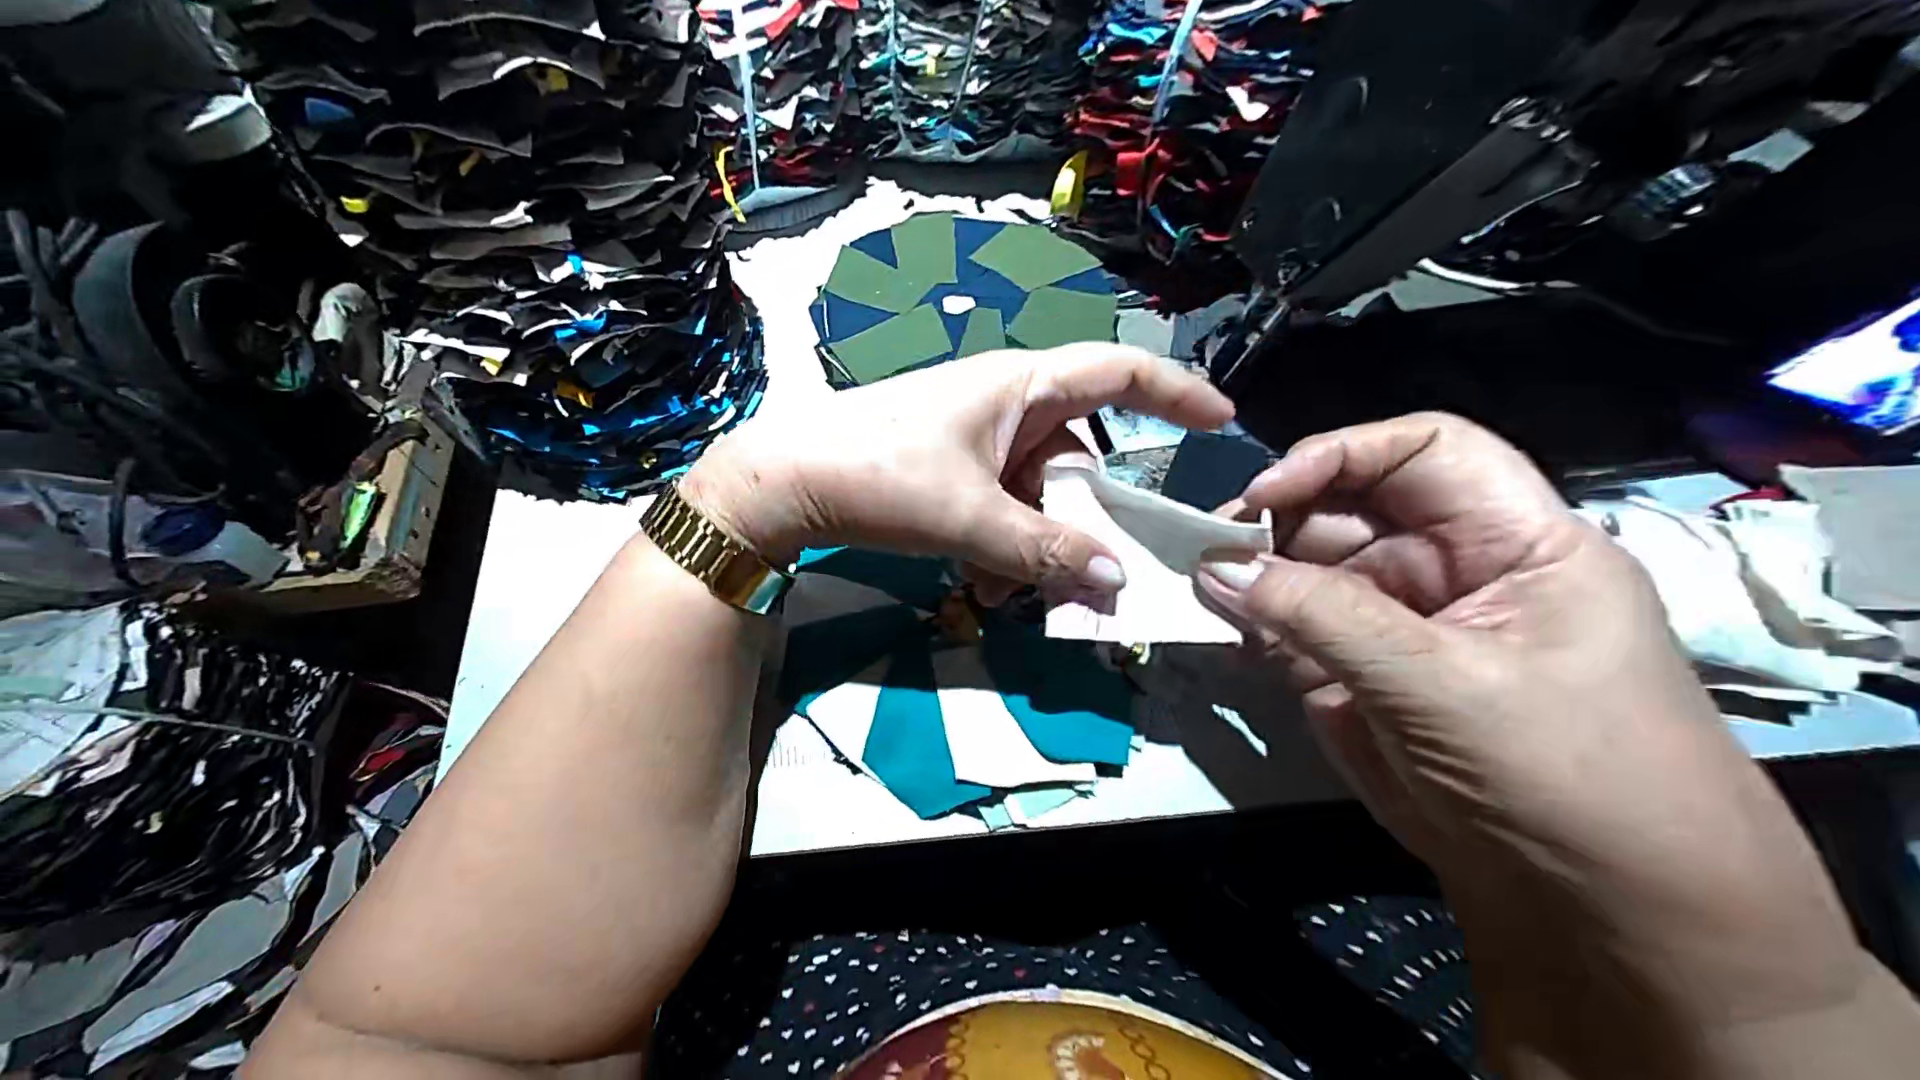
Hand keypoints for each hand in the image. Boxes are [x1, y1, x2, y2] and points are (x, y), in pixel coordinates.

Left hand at [680, 343, 1232, 601]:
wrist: (786, 482)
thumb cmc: (879, 473)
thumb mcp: (967, 516)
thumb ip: (1043, 548)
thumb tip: (1114, 578)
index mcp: (1022, 386)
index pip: (1120, 371)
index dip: (1177, 391)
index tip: (1222, 421)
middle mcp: (1009, 406)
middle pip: (1078, 460)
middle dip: (1080, 519)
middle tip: (1081, 574)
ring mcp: (981, 440)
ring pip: (1039, 494)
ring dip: (1035, 545)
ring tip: (1003, 588)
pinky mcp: (957, 470)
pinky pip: (1005, 506)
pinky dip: (1003, 545)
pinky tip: (979, 582)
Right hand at [1196, 413, 1895, 1077]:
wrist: (1592, 917)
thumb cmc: (1564, 781)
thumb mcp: (1445, 687)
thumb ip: (1321, 618)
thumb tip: (1215, 567)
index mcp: (1513, 542)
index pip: (1425, 451)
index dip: (1342, 454)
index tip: (1266, 495)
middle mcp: (1449, 566)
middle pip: (1347, 506)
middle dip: (1276, 521)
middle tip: (1208, 553)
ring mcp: (1395, 620)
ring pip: (1307, 567)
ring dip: (1253, 575)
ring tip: (1202, 594)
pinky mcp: (1356, 669)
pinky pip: (1292, 624)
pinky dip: (1253, 623)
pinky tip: (1223, 631)